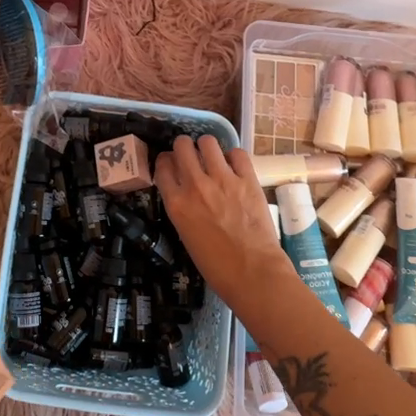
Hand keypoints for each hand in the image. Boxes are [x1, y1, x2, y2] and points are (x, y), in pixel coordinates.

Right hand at [155, 135, 294, 312]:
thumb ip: (182, 208)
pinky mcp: (247, 179)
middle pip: (182, 146)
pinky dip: (234, 157)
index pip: (162, 166)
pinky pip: (237, 153)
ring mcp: (223, 179)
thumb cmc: (216, 265)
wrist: (253, 273)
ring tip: (213, 157)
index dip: (166, 161)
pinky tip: (235, 167)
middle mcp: (195, 185)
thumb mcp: (186, 235)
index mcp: (176, 203)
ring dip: (208, 147)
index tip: (171, 164)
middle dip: (184, 147)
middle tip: (192, 156)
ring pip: (208, 142)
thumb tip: (186, 192)